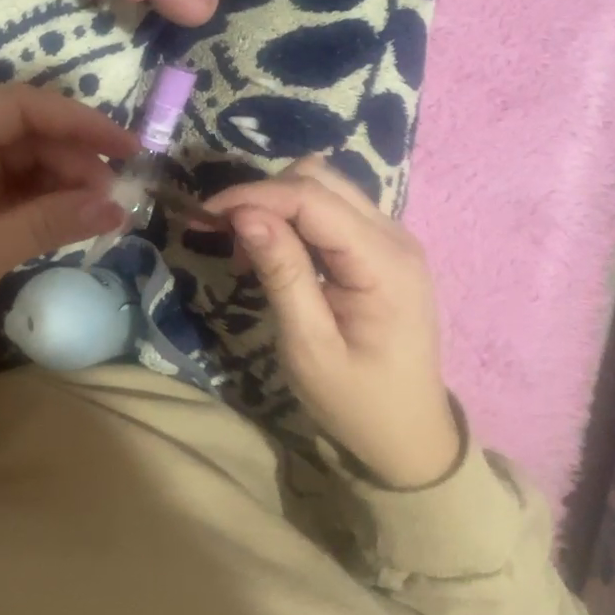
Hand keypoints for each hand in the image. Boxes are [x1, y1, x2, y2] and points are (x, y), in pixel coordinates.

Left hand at [0, 85, 136, 353]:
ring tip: (107, 212)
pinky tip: (84, 221)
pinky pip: (28, 196)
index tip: (123, 146)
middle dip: (77, 158)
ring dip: (72, 183)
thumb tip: (116, 206)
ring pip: (34, 166)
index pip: (19, 109)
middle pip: (32, 136)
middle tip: (117, 196)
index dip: (75, 119)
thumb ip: (46, 224)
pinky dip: (57, 206)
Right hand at [204, 156, 459, 487]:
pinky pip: (331, 209)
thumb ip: (282, 274)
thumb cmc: (355, 400)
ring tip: (244, 245)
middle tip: (221, 231)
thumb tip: (245, 215)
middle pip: (319, 178)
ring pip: (324, 186)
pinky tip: (272, 249)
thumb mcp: (308, 345)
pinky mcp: (381, 249)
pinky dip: (292, 216)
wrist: (409, 436)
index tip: (205, 216)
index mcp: (383, 262)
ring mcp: (392, 239)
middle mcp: (395, 236)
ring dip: (275, 203)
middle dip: (262, 194)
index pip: (311, 197)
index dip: (254, 196)